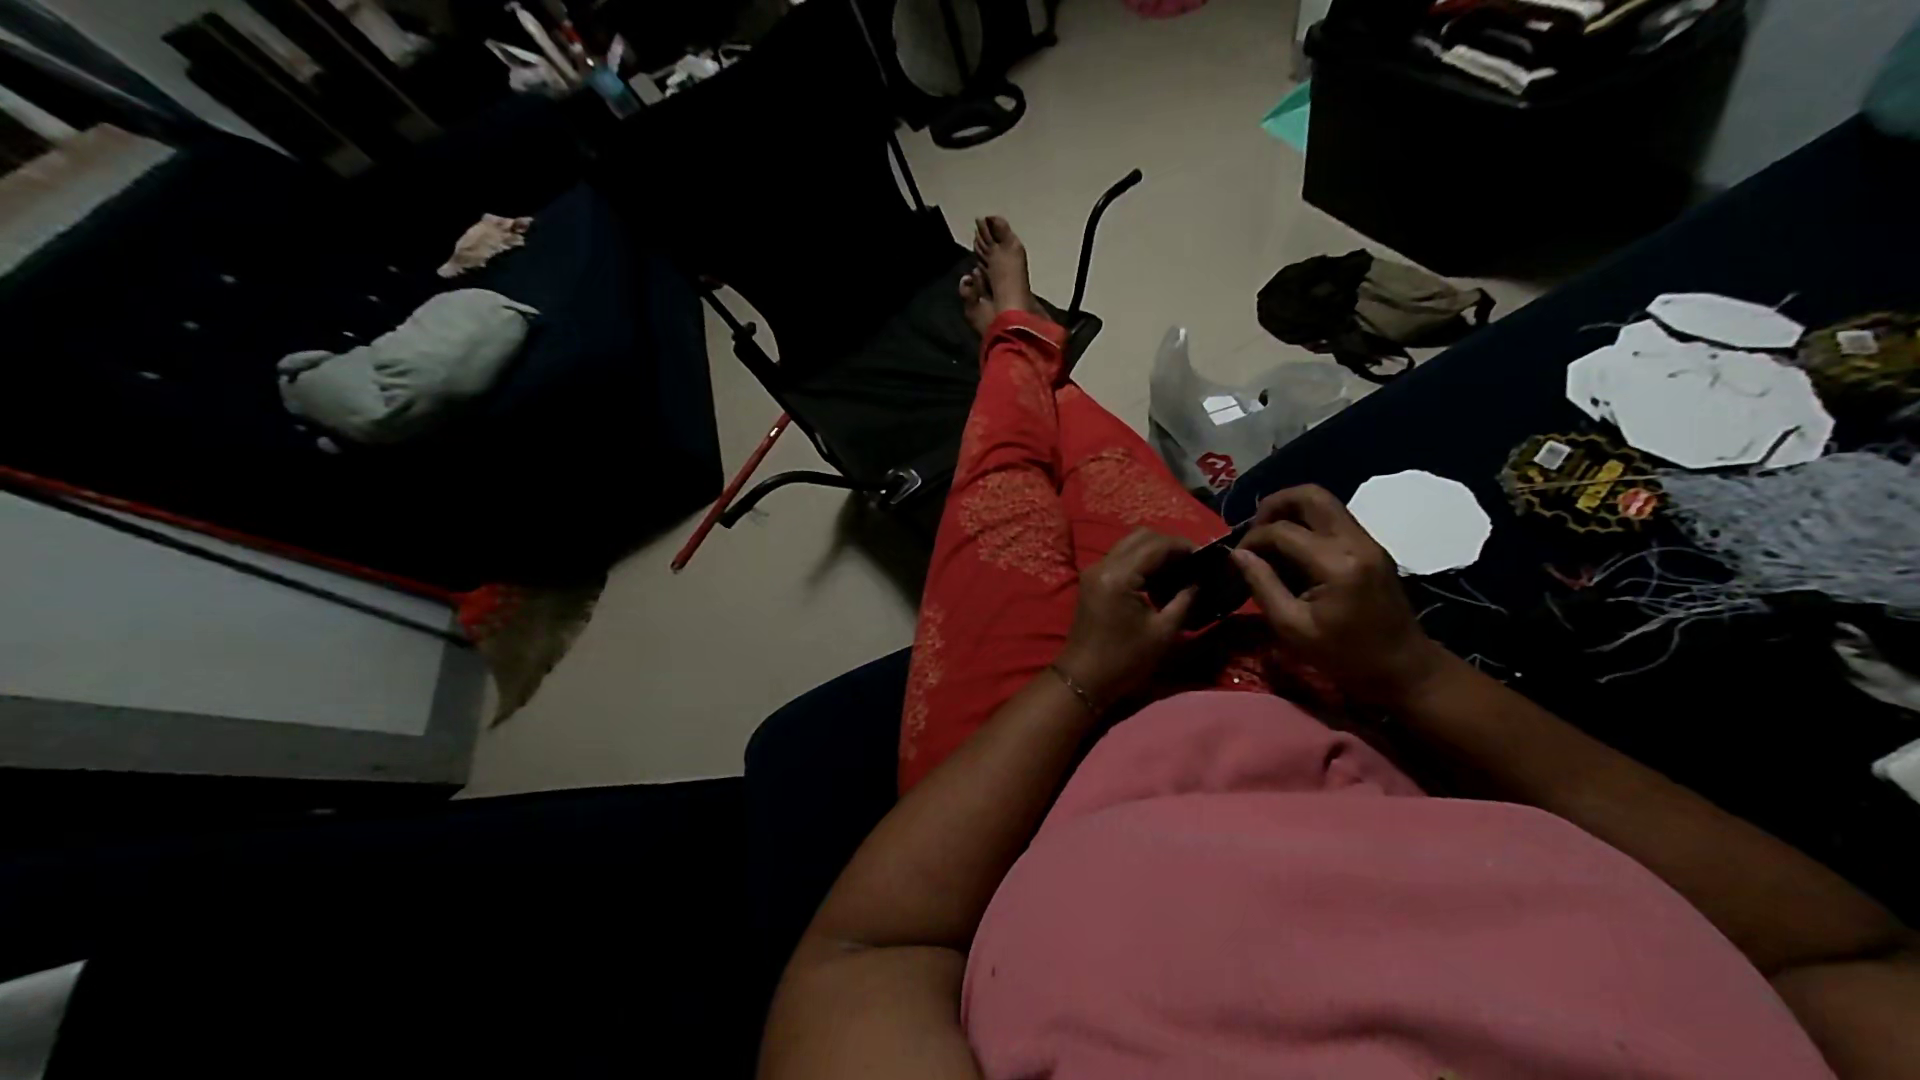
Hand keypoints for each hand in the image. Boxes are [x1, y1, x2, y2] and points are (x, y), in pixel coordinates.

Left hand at [1054, 529, 1196, 707]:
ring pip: (1130, 544)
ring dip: (1155, 552)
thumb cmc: (1125, 659)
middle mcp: (1103, 565)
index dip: (1184, 546)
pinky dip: (1141, 561)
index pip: (1157, 545)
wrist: (1084, 678)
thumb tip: (1199, 580)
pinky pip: (1120, 558)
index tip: (1207, 556)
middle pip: (1141, 537)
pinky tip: (1159, 580)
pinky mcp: (1092, 580)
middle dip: (1170, 545)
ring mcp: (1094, 571)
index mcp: (1119, 576)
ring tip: (1179, 571)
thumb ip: (1185, 599)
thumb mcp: (1163, 631)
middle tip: (1193, 563)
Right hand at [1229, 485, 1449, 704]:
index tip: (1237, 559)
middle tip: (1254, 530)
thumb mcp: (1293, 629)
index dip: (1252, 539)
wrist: (1406, 668)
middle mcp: (1355, 541)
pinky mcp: (1371, 547)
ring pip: (1324, 502)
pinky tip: (1292, 551)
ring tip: (1269, 539)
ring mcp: (1368, 541)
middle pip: (1310, 495)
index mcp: (1336, 563)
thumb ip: (1262, 586)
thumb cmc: (1346, 656)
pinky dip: (1307, 524)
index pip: (1282, 531)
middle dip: (1274, 505)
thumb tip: (1238, 555)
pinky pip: (1333, 519)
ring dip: (1291, 512)